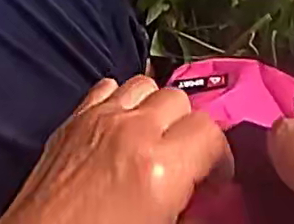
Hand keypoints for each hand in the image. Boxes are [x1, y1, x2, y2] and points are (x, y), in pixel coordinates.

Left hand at [0, 75, 233, 223]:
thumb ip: (188, 211)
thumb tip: (203, 198)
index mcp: (158, 169)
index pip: (209, 132)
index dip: (220, 156)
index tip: (216, 178)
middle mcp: (131, 130)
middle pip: (179, 99)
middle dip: (188, 129)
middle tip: (186, 162)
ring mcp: (99, 118)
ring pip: (145, 83)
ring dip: (155, 109)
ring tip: (153, 141)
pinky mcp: (72, 119)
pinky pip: (108, 86)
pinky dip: (121, 100)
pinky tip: (120, 129)